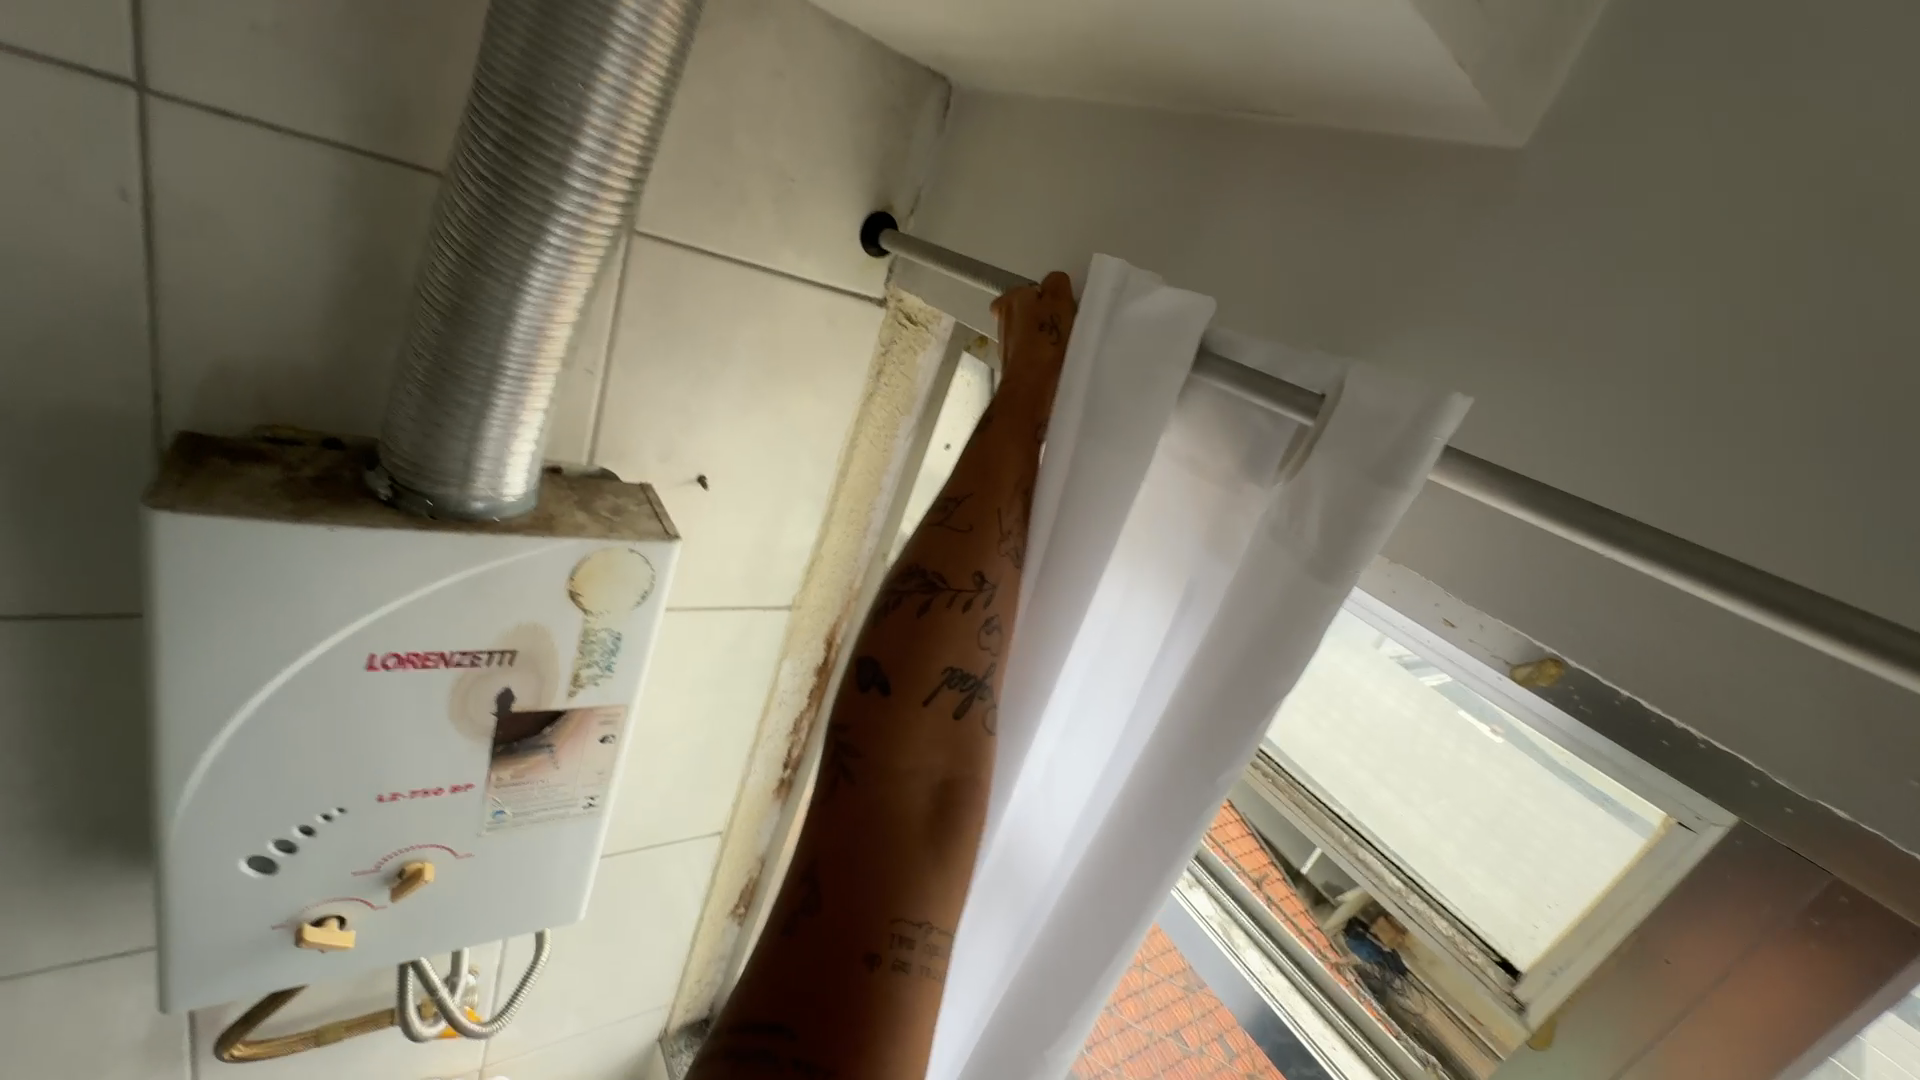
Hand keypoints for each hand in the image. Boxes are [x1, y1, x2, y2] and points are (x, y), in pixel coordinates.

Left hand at [992, 271, 1076, 389]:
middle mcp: (1003, 321)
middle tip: (1062, 327)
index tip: (1061, 309)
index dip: (1049, 298)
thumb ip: (1056, 283)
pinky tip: (1054, 363)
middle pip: (1029, 314)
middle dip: (1044, 319)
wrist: (1032, 386)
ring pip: (1030, 335)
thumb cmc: (1046, 340)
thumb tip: (1054, 284)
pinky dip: (1041, 357)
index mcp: (1010, 300)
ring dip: (1043, 339)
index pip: (1031, 290)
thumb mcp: (1058, 299)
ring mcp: (1006, 346)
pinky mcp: (1014, 368)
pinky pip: (1031, 356)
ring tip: (1061, 347)